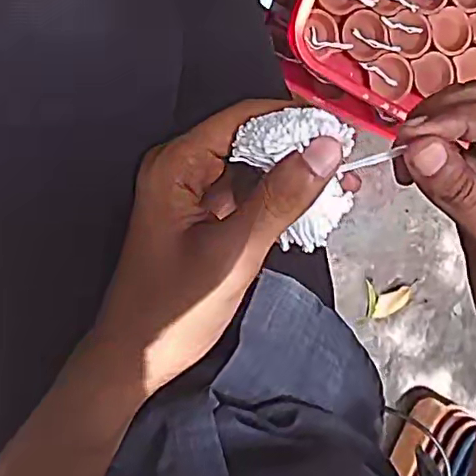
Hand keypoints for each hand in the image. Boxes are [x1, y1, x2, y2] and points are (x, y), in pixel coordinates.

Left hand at [88, 100, 345, 394]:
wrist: (135, 358)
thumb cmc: (170, 311)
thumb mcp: (235, 252)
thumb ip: (281, 197)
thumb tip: (322, 151)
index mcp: (175, 164)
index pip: (241, 117)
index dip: (290, 117)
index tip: (332, 129)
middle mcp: (178, 167)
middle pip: (246, 137)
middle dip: (295, 147)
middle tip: (341, 159)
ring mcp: (188, 190)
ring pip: (249, 164)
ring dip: (290, 172)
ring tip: (335, 183)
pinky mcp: (199, 211)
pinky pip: (243, 189)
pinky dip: (275, 195)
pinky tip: (308, 205)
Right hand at [395, 84, 475, 425]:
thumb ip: (464, 195)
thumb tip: (421, 148)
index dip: (465, 120)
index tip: (419, 132)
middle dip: (447, 120)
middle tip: (407, 140)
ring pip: (468, 128)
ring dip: (433, 137)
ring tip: (405, 158)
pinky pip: (455, 157)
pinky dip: (430, 159)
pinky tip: (413, 171)